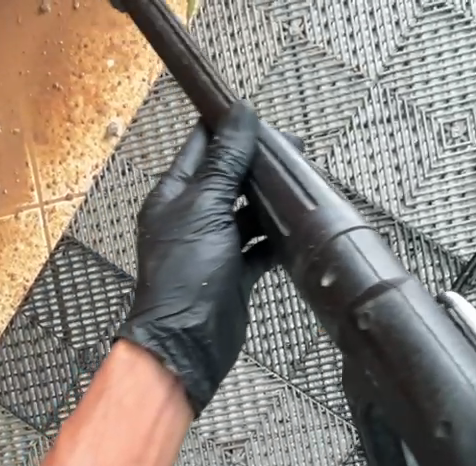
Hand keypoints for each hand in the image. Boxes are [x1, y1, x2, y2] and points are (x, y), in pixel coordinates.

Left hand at [116, 103, 274, 413]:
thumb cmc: (185, 274)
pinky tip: (296, 227)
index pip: (202, 147)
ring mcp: (214, 247)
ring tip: (301, 185)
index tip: (260, 114)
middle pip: (229, 178)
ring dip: (270, 201)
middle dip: (259, 164)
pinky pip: (258, 249)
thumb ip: (226, 161)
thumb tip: (240, 114)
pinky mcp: (234, 274)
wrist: (188, 341)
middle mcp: (192, 218)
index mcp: (174, 195)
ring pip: (247, 213)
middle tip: (295, 151)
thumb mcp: (205, 206)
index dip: (229, 127)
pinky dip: (275, 239)